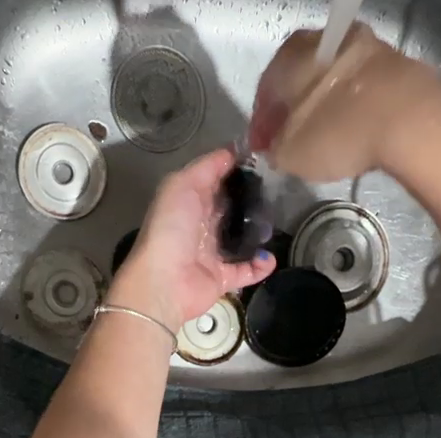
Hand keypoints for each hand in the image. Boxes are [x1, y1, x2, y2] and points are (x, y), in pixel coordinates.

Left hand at [109, 149, 274, 332]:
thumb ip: (207, 168)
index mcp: (189, 202)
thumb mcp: (183, 185)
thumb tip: (232, 153)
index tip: (261, 160)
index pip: (215, 182)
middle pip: (230, 209)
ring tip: (272, 225)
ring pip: (241, 239)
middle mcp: (201, 226)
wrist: (164, 281)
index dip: (235, 170)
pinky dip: (260, 266)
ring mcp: (211, 254)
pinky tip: (270, 257)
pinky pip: (246, 270)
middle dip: (251, 201)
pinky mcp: (221, 278)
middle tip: (275, 191)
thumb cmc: (171, 228)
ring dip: (257, 232)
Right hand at [249, 25, 440, 182]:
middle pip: (298, 78)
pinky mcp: (391, 63)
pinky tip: (349, 131)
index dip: (261, 124)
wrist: (409, 118)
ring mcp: (360, 47)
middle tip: (288, 140)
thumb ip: (276, 150)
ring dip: (319, 107)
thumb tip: (278, 147)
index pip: (266, 90)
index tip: (262, 149)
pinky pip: (357, 87)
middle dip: (291, 110)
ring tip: (319, 139)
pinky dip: (347, 107)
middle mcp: (322, 41)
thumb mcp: (292, 155)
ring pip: (329, 80)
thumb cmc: (337, 132)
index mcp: (290, 56)